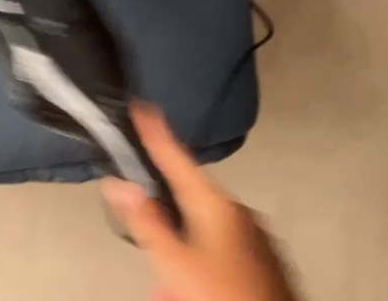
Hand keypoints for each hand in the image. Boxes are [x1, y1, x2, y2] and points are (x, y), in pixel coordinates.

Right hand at [101, 104, 300, 300]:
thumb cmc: (222, 296)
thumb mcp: (174, 262)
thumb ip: (144, 220)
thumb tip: (118, 183)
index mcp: (216, 205)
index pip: (177, 158)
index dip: (156, 131)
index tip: (141, 106)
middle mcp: (240, 213)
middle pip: (191, 193)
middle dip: (165, 201)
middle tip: (143, 213)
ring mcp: (259, 239)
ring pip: (207, 222)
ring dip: (183, 232)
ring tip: (169, 269)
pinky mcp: (269, 265)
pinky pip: (224, 244)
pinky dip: (203, 250)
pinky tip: (198, 280)